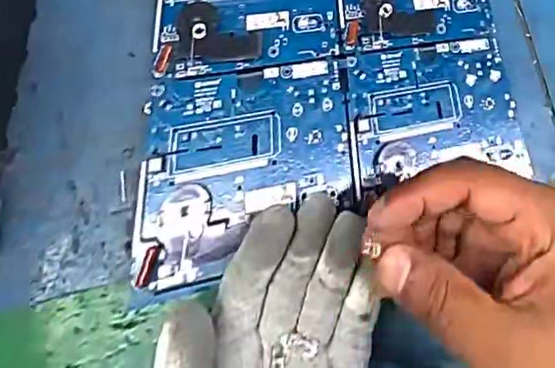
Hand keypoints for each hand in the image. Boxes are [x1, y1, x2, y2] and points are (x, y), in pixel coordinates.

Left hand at [156, 195, 378, 367]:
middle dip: (306, 240)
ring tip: (351, 220)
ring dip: (341, 256)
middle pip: (290, 282)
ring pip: (325, 296)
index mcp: (229, 349)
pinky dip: (365, 297)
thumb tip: (182, 314)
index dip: (261, 249)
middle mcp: (270, 346)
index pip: (245, 288)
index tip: (278, 214)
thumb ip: (189, 363)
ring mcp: (309, 355)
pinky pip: (355, 329)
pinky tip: (372, 265)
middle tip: (321, 202)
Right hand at [365, 159, 554, 367]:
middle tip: (369, 244)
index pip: (469, 180)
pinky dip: (419, 260)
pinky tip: (397, 274)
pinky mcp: (491, 267)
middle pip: (452, 194)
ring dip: (410, 236)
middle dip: (410, 215)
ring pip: (444, 219)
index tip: (378, 219)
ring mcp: (504, 239)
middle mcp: (520, 213)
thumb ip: (446, 301)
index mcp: (537, 212)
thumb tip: (387, 260)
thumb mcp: (507, 342)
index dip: (420, 193)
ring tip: (376, 260)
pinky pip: (446, 250)